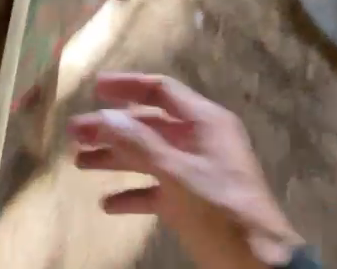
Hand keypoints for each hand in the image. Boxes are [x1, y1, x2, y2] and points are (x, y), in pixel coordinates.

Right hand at [70, 73, 303, 268]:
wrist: (261, 267)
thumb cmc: (223, 210)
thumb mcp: (179, 174)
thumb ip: (140, 143)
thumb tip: (104, 114)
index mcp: (205, 122)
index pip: (161, 91)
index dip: (127, 86)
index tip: (94, 88)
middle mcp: (199, 140)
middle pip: (148, 125)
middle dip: (111, 128)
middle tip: (75, 133)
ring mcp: (195, 172)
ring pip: (148, 156)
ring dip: (115, 158)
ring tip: (80, 163)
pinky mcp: (192, 201)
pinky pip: (156, 189)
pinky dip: (133, 194)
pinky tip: (107, 204)